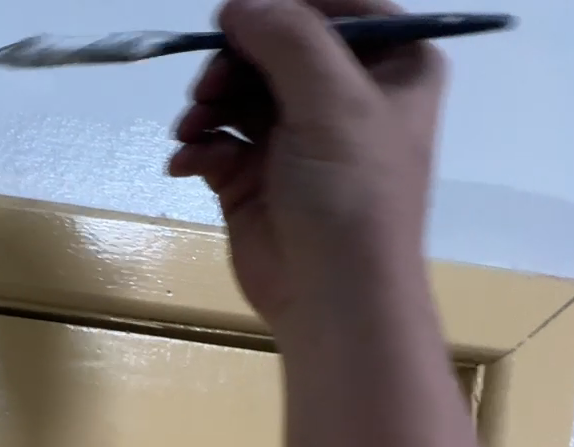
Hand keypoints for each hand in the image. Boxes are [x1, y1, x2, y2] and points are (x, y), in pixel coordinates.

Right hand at [167, 0, 445, 337]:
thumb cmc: (350, 193)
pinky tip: (184, 164)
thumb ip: (288, 43)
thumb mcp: (332, 103)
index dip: (283, 8)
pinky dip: (196, 151)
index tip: (230, 20)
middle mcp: (340, 96)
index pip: (336, 9)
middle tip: (204, 90)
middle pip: (275, 53)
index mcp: (389, 64)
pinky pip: (216, 146)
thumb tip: (235, 4)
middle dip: (233, 67)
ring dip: (206, 110)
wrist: (327, 291)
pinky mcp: (250, 179)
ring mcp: (292, 140)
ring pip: (237, 99)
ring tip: (189, 132)